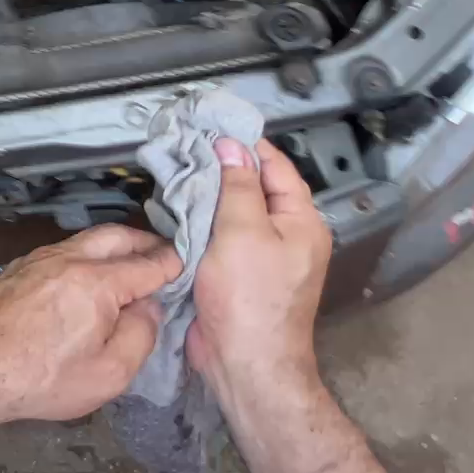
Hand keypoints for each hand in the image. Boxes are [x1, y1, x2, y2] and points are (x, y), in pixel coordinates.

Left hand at [0, 224, 180, 427]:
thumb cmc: (42, 376)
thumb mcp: (112, 370)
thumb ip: (140, 332)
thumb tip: (149, 306)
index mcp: (91, 282)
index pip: (145, 263)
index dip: (173, 264)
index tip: (191, 265)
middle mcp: (61, 260)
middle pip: (112, 235)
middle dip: (144, 241)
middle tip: (167, 256)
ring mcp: (35, 260)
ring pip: (83, 241)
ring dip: (112, 247)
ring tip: (135, 268)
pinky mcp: (19, 269)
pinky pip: (61, 252)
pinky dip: (86, 257)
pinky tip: (95, 279)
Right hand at [188, 138, 333, 409]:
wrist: (242, 354)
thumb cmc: (249, 294)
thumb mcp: (243, 232)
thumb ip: (239, 188)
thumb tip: (232, 147)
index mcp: (301, 223)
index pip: (276, 168)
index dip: (246, 142)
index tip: (212, 119)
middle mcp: (285, 233)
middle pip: (253, 184)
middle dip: (220, 160)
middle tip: (183, 137)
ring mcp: (259, 250)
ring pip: (231, 204)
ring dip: (204, 184)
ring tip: (172, 162)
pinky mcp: (234, 263)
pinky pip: (217, 225)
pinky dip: (197, 208)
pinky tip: (173, 199)